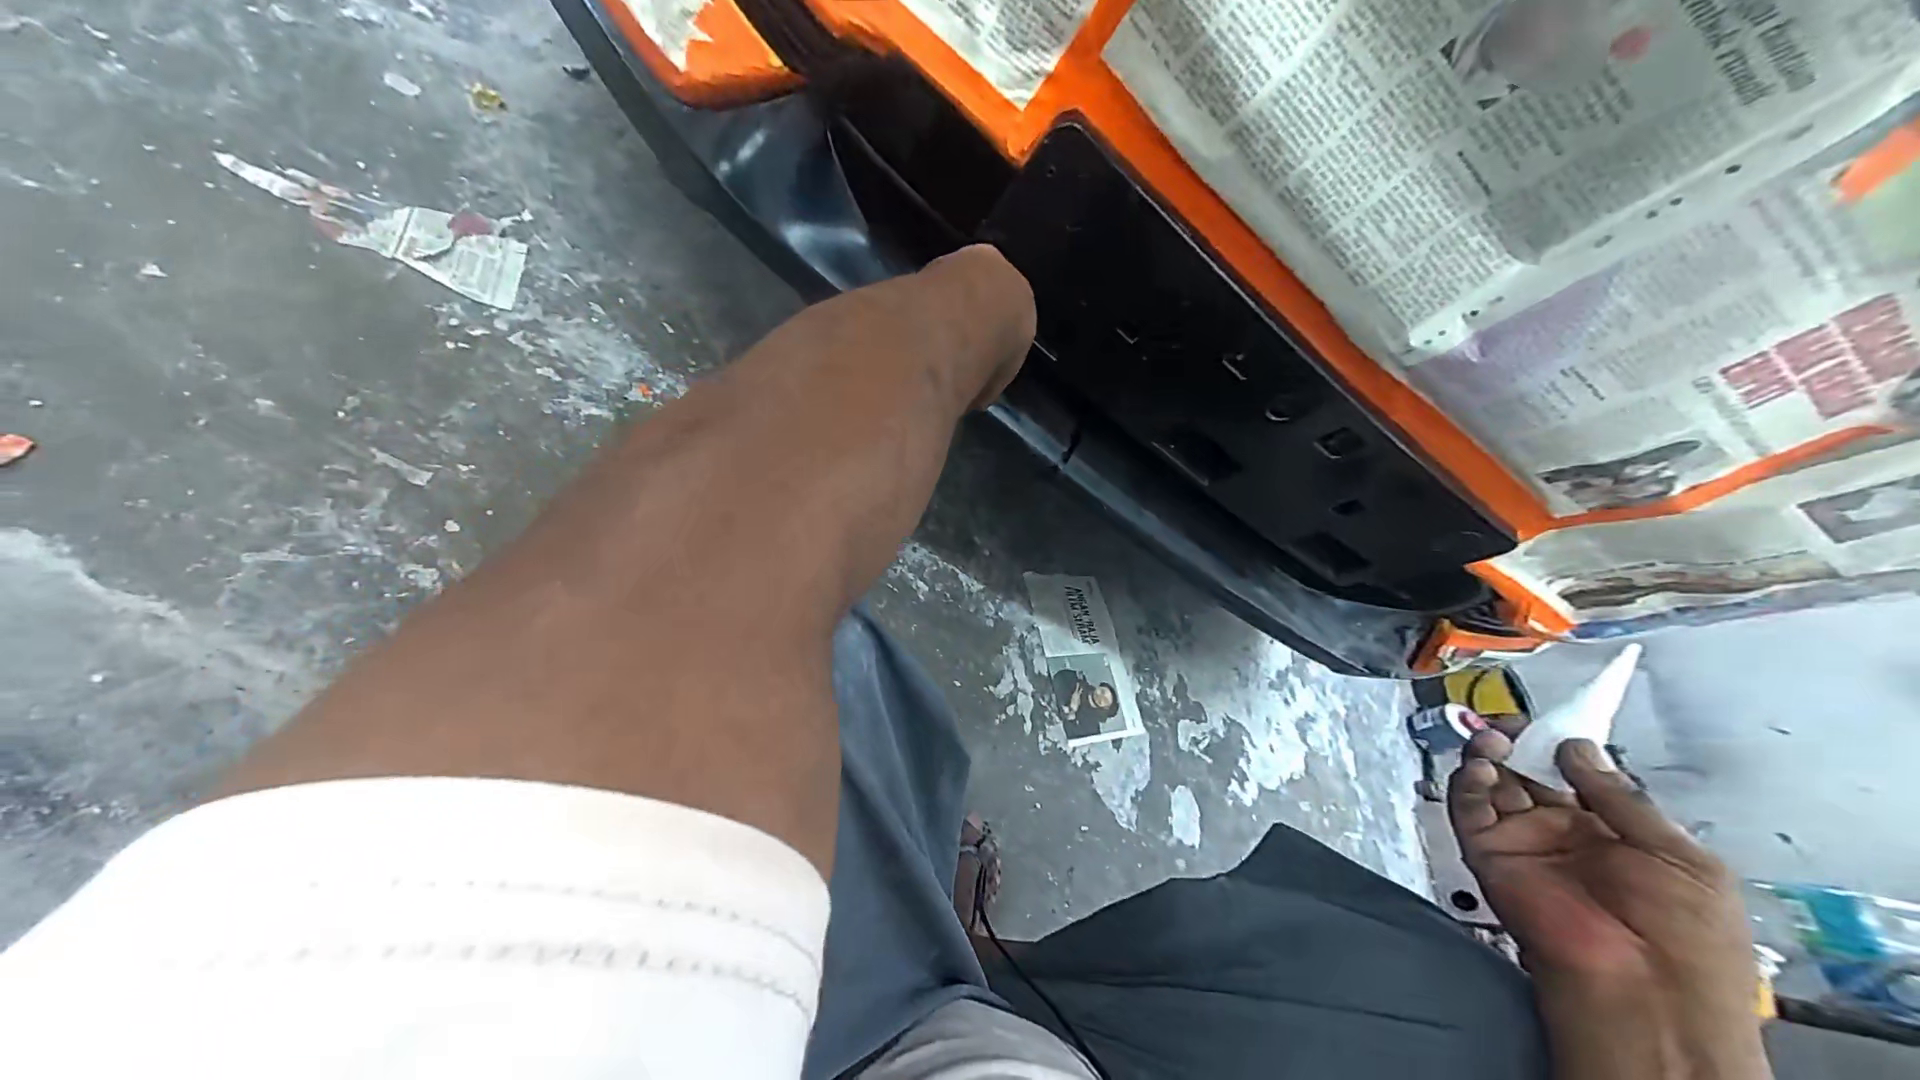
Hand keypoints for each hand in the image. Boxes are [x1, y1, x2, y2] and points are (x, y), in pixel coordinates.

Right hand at [1450, 735, 1769, 1079]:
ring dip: (1487, 755)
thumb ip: (1620, 797)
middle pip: (1524, 772)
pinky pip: (1468, 810)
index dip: (1557, 745)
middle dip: (1514, 742)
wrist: (1646, 988)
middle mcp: (1558, 831)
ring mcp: (1520, 841)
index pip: (1570, 775)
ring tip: (1493, 737)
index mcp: (1609, 831)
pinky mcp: (1486, 852)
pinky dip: (1467, 783)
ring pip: (1490, 784)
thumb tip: (1576, 746)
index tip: (1549, 721)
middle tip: (1507, 720)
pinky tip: (1480, 766)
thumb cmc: (1685, 927)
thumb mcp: (1678, 855)